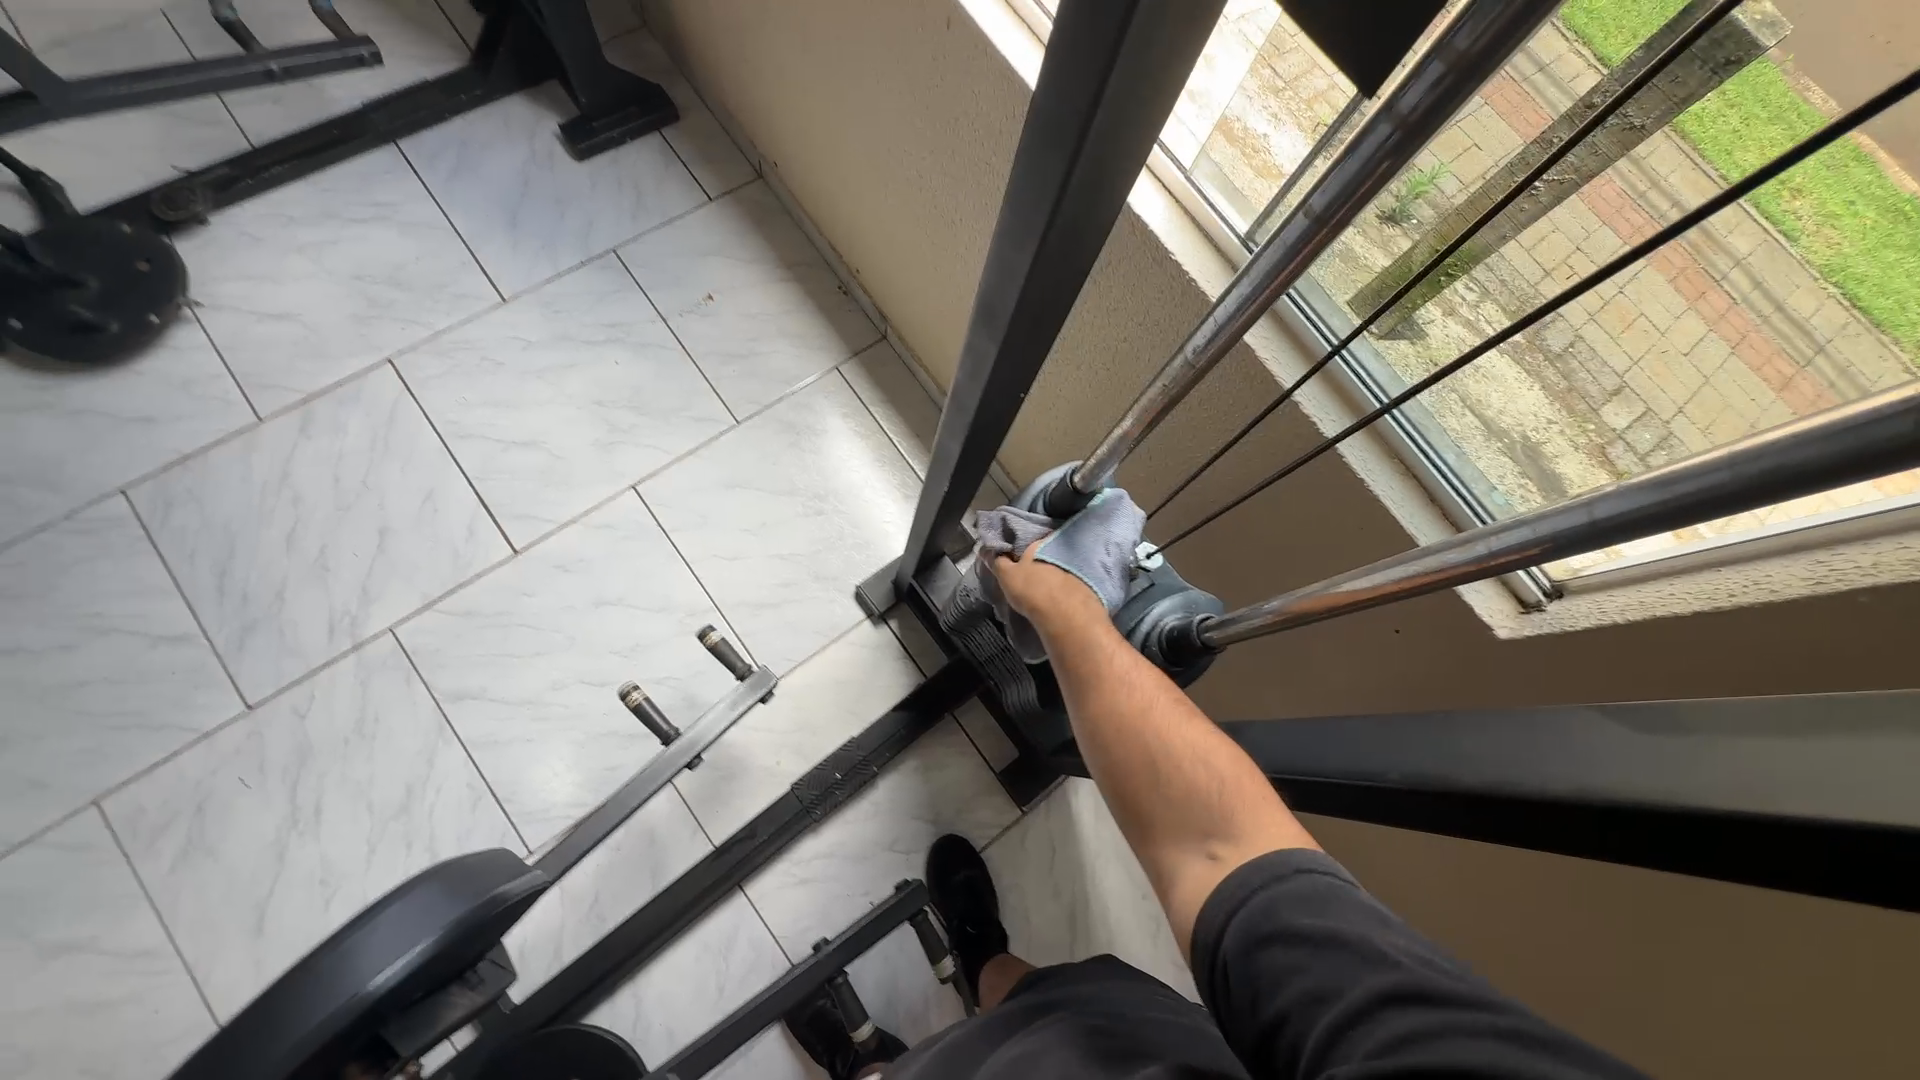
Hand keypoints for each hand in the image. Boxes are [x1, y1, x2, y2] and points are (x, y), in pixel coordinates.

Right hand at [989, 548, 1104, 632]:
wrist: (1067, 615)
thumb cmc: (1032, 590)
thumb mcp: (1006, 575)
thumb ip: (996, 561)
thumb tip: (985, 549)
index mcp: (1040, 543)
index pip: (1030, 540)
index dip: (1022, 549)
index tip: (1016, 558)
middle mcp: (1061, 550)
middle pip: (1047, 553)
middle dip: (1040, 562)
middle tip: (1030, 575)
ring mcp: (1078, 567)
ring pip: (1062, 567)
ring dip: (1054, 575)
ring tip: (1044, 590)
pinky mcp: (1089, 585)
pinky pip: (1073, 582)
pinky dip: (1065, 588)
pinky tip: (1059, 599)